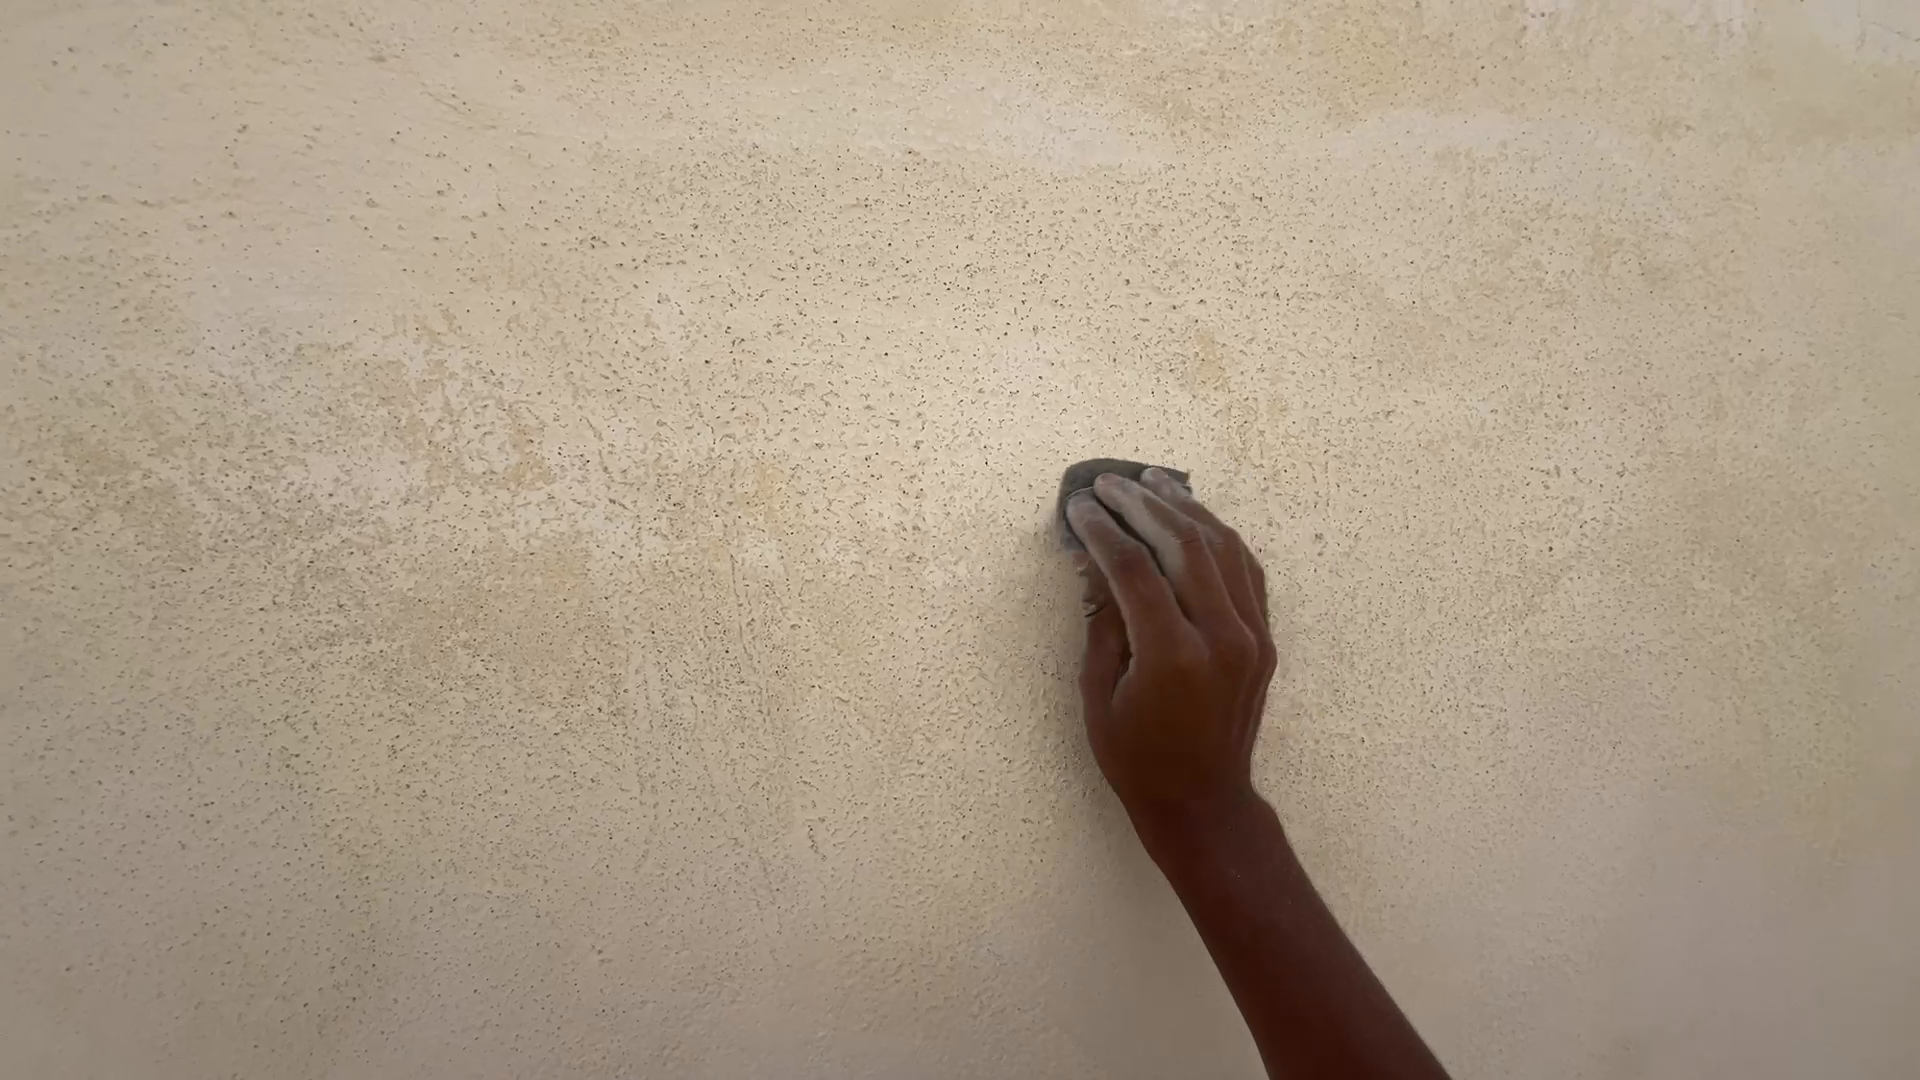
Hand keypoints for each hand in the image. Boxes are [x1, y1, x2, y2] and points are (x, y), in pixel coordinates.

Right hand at [1067, 469, 1277, 848]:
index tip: (1078, 506)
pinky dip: (1217, 535)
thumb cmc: (1136, 758)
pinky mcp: (1264, 638)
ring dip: (1184, 507)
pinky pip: (1246, 569)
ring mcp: (1252, 635)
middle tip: (1108, 483)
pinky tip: (1193, 516)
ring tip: (1152, 479)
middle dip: (1141, 505)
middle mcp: (1223, 637)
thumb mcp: (1098, 693)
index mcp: (1173, 656)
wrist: (1204, 801)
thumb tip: (1093, 561)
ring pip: (1223, 547)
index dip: (1101, 531)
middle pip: (1184, 544)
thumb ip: (1101, 621)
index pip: (1134, 569)